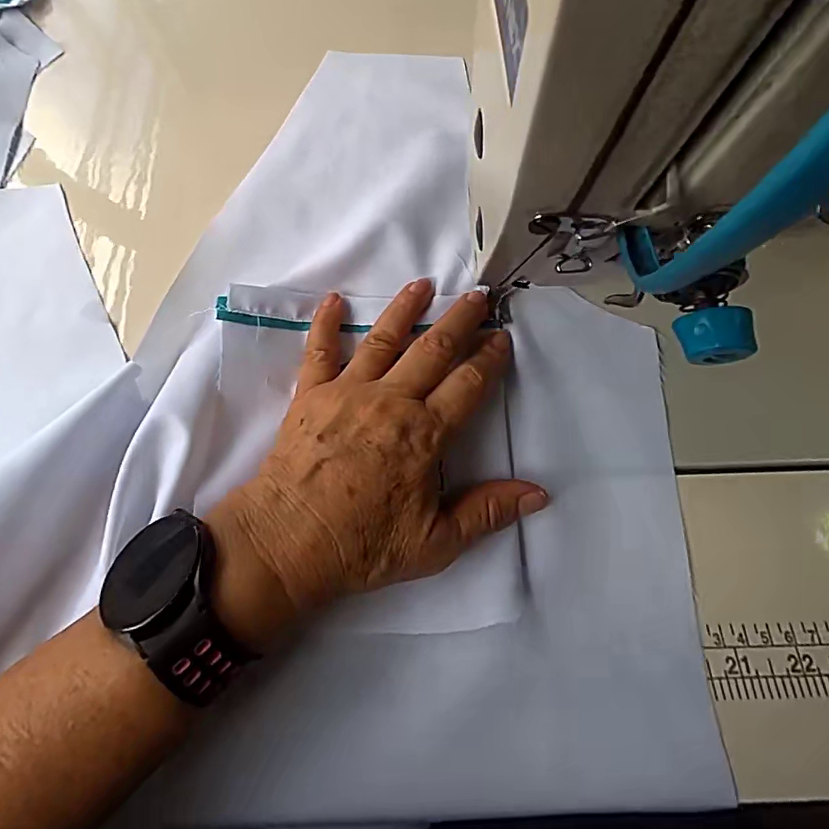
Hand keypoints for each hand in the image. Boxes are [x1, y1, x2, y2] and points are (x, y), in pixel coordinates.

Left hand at [207, 279, 548, 649]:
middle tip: (477, 296)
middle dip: (459, 321)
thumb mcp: (434, 543)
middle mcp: (389, 402)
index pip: (467, 385)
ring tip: (422, 284)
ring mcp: (346, 393)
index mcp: (424, 434)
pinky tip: (333, 300)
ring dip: (404, 309)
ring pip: (382, 340)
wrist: (289, 539)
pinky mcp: (309, 395)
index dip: (488, 359)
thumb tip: (538, 493)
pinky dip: (326, 323)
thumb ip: (486, 512)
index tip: (501, 337)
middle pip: (432, 351)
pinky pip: (318, 350)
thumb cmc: (362, 545)